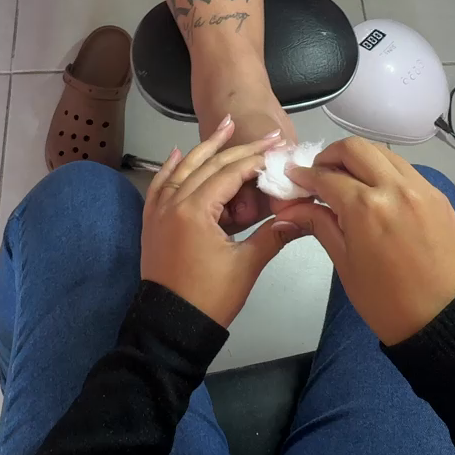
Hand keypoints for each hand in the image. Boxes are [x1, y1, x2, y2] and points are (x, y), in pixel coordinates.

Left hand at [141, 117, 301, 326]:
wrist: (170, 327)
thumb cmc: (210, 297)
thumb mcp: (246, 265)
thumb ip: (273, 234)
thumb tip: (301, 215)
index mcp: (196, 209)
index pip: (230, 173)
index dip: (256, 159)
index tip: (278, 147)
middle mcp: (174, 202)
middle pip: (209, 165)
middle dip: (237, 147)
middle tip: (264, 134)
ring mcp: (159, 210)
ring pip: (183, 169)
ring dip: (205, 148)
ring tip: (226, 126)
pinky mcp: (152, 221)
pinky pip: (160, 185)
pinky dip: (171, 167)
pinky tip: (179, 153)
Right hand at [276, 137, 454, 344]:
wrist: (446, 324)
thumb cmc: (386, 302)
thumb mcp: (345, 263)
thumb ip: (319, 224)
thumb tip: (288, 208)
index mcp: (366, 207)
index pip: (325, 177)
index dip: (303, 176)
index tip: (292, 178)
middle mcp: (394, 187)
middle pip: (354, 148)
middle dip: (330, 156)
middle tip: (320, 175)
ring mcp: (422, 188)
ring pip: (383, 153)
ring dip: (359, 159)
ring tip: (348, 181)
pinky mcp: (439, 195)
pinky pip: (406, 169)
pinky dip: (385, 172)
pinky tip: (377, 192)